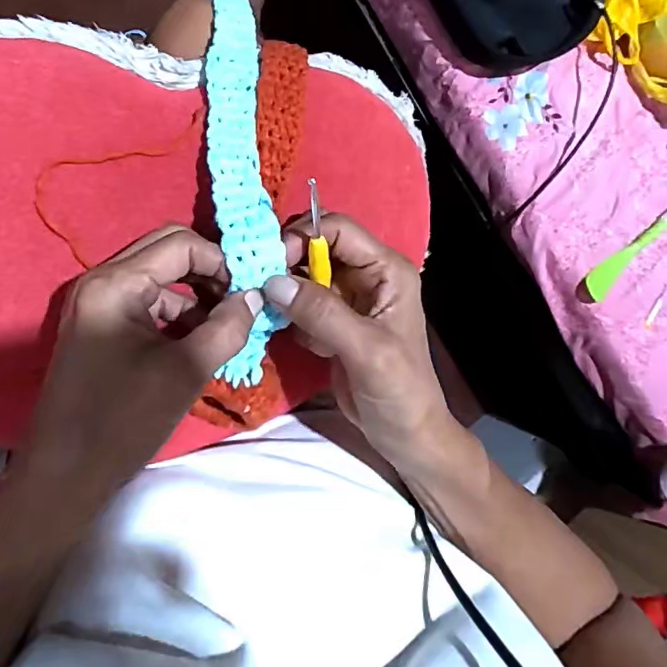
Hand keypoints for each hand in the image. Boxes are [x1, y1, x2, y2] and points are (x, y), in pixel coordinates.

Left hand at [20, 225, 259, 498]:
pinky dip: (174, 312)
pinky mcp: (96, 324)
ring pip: (156, 276)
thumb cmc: (124, 421)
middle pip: (166, 250)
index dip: (220, 262)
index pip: (180, 245)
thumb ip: (227, 327)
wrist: (64, 476)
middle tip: (238, 299)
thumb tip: (255, 296)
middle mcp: (100, 281)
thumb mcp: (186, 371)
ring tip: (222, 325)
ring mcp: (94, 302)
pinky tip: (195, 340)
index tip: (247, 292)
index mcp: (115, 284)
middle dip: (207, 270)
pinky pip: (143, 300)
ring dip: (192, 293)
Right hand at [272, 212, 461, 477]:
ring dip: (283, 286)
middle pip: (317, 245)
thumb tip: (273, 281)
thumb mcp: (365, 351)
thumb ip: (323, 314)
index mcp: (387, 270)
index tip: (273, 261)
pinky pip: (300, 300)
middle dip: (287, 259)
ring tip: (268, 309)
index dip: (304, 236)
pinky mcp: (332, 320)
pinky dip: (287, 311)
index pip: (340, 230)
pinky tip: (287, 332)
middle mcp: (368, 275)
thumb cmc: (399, 391)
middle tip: (260, 281)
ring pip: (304, 272)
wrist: (407, 436)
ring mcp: (349, 297)